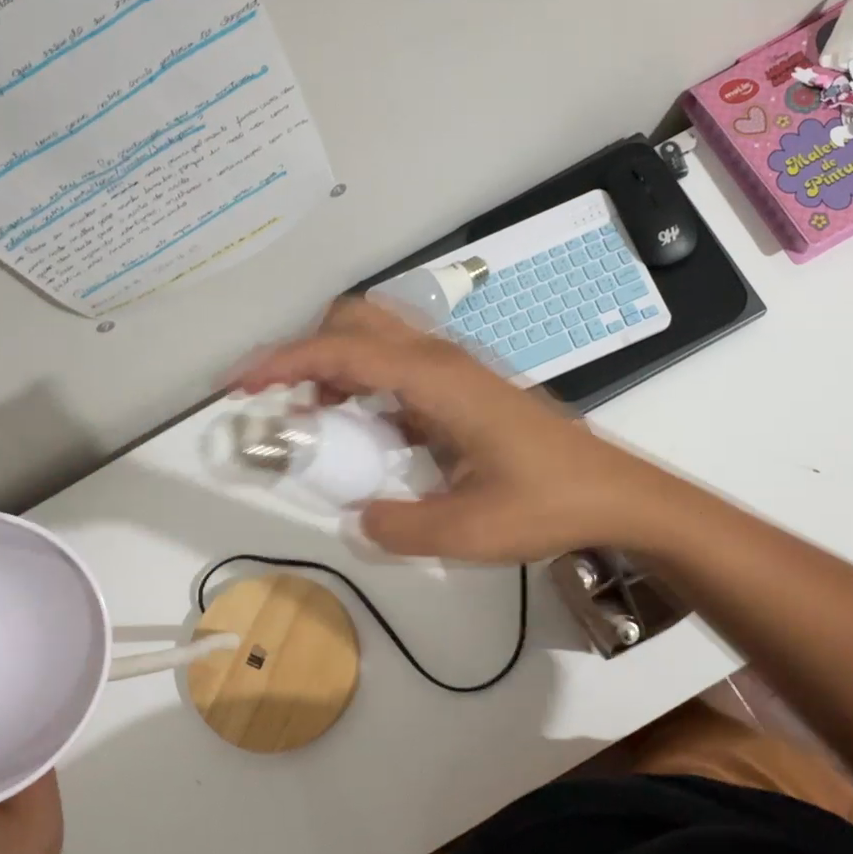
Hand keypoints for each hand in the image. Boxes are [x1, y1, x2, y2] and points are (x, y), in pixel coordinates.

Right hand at [233, 300, 665, 561]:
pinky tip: (374, 437)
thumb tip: (357, 519)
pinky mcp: (469, 388)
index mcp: (436, 380)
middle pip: (357, 322)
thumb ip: (398, 528)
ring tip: (322, 425)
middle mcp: (443, 360)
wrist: (614, 494)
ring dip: (339, 368)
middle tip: (288, 406)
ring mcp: (459, 370)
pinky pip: (404, 369)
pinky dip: (370, 388)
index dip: (281, 363)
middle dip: (309, 352)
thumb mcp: (466, 531)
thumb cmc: (546, 504)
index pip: (341, 352)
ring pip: (381, 340)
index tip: (238, 385)